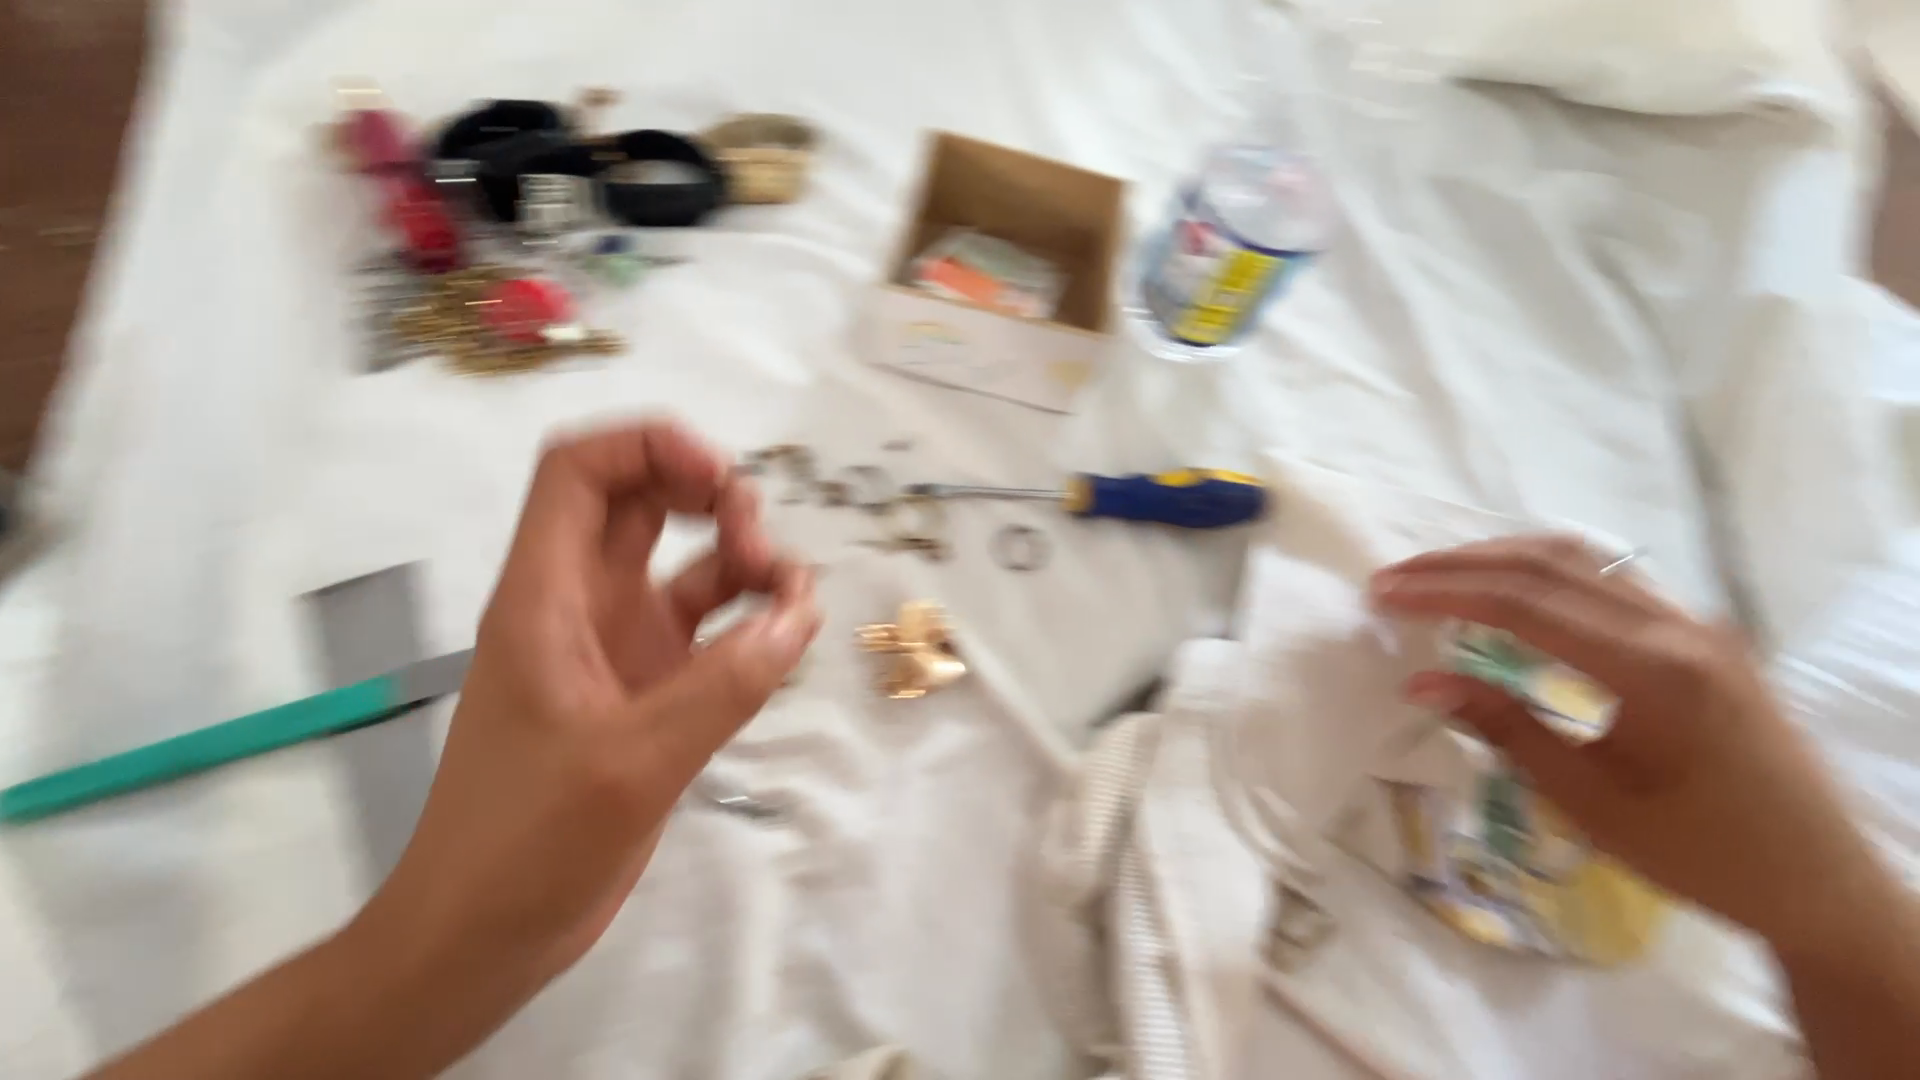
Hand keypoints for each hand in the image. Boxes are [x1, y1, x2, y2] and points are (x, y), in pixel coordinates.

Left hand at [355, 421, 819, 996]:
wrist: (482, 937)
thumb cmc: (526, 843)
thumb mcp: (631, 764)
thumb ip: (723, 687)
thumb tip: (799, 617)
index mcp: (548, 595)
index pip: (581, 471)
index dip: (651, 447)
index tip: (722, 481)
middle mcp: (583, 603)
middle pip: (643, 500)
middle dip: (710, 497)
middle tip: (759, 545)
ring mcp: (620, 645)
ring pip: (687, 561)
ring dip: (743, 560)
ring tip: (791, 598)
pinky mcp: (650, 688)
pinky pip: (711, 626)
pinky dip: (751, 619)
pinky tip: (785, 637)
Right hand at [1371, 536, 1890, 954]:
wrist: (1823, 884)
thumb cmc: (1701, 854)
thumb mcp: (1588, 800)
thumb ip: (1504, 727)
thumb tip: (1419, 682)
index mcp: (1655, 671)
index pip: (1524, 606)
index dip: (1443, 594)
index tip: (1383, 595)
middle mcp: (1680, 628)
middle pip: (1548, 565)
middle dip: (1458, 564)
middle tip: (1392, 577)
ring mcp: (1696, 624)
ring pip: (1580, 559)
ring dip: (1497, 557)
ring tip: (1434, 573)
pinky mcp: (1699, 634)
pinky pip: (1606, 578)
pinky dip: (1539, 570)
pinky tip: (1504, 586)